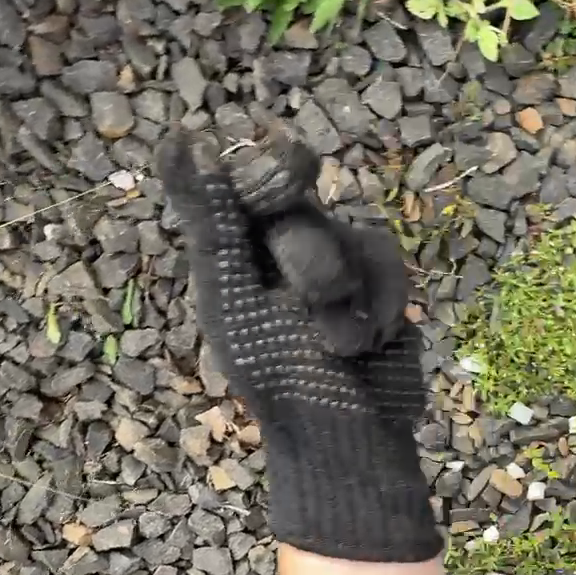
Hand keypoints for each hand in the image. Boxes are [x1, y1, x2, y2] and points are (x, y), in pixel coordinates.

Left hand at [158, 132, 438, 562]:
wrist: (348, 437)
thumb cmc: (276, 378)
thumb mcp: (231, 301)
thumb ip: (213, 224)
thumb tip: (185, 137)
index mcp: (237, 249)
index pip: (247, 175)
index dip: (265, 176)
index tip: (274, 191)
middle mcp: (288, 245)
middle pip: (304, 204)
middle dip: (310, 263)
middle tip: (309, 307)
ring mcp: (342, 261)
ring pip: (354, 233)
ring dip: (347, 296)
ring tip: (340, 346)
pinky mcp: (386, 283)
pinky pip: (390, 262)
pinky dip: (383, 304)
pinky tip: (373, 341)